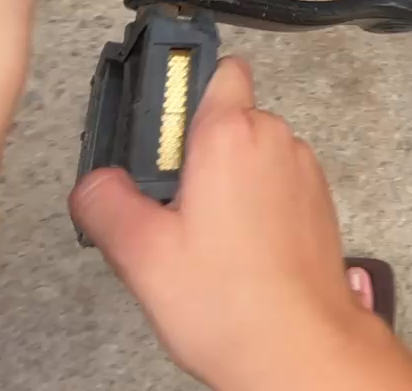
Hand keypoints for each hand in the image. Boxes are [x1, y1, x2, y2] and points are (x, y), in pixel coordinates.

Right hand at [71, 60, 411, 390]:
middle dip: (200, 146)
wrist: (299, 342)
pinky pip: (277, 176)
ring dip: (230, 174)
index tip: (163, 118)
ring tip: (205, 233)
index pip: (220, 70)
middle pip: (230, 115)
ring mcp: (300, 164)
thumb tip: (95, 183)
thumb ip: (107, 205)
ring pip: (254, 149)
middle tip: (172, 199)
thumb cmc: (228, 300)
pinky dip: (258, 196)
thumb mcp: (142, 254)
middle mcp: (272, 137)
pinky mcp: (317, 194)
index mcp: (230, 134)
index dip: (191, 85)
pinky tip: (239, 245)